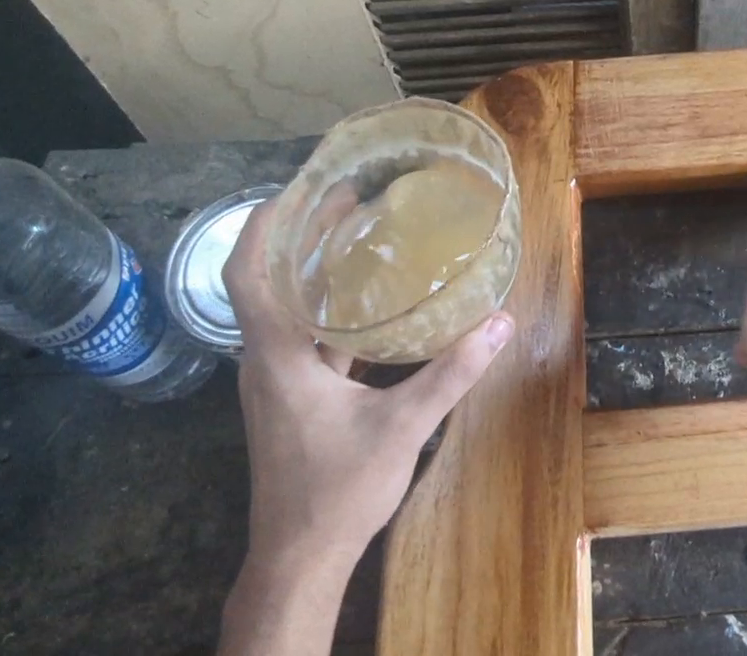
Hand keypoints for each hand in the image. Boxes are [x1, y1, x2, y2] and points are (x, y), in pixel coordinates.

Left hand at [221, 198, 513, 583]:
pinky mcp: (293, 399)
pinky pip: (306, 338)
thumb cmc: (336, 490)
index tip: (297, 186)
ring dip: (316, 273)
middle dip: (302, 236)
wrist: (300, 560)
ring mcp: (277, 382)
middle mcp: (267, 360)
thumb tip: (498, 322)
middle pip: (271, 281)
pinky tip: (370, 307)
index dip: (264, 225)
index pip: (248, 274)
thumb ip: (451, 373)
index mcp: (277, 356)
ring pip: (289, 310)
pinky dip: (330, 311)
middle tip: (349, 199)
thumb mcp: (402, 427)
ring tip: (361, 239)